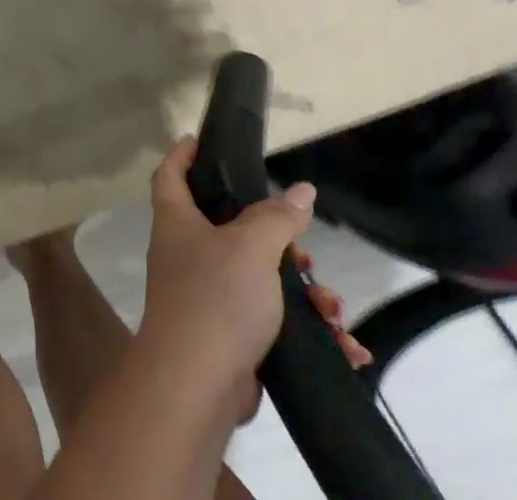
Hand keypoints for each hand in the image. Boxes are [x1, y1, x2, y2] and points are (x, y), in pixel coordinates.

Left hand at [142, 136, 372, 392]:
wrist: (198, 377)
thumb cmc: (214, 297)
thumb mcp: (250, 247)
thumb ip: (275, 217)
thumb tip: (298, 190)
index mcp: (177, 224)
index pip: (170, 177)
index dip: (181, 155)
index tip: (197, 139)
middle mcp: (184, 254)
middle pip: (232, 231)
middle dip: (279, 243)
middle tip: (307, 257)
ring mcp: (205, 294)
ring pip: (264, 280)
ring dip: (305, 294)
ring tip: (331, 308)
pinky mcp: (229, 332)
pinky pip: (276, 322)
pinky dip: (312, 333)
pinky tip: (346, 347)